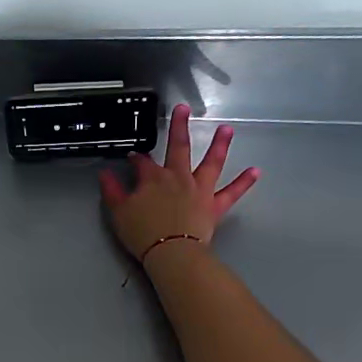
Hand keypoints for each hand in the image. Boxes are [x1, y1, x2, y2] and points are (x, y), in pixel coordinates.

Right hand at [100, 104, 260, 260]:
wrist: (172, 253)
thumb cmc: (143, 233)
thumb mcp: (119, 213)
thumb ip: (112, 191)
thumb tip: (104, 174)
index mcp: (153, 178)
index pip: (143, 163)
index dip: (137, 159)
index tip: (133, 158)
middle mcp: (178, 177)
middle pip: (179, 147)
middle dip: (179, 126)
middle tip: (183, 108)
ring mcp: (199, 189)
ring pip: (211, 162)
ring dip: (220, 145)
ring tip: (227, 129)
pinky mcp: (214, 205)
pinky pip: (232, 192)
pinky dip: (244, 182)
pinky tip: (256, 171)